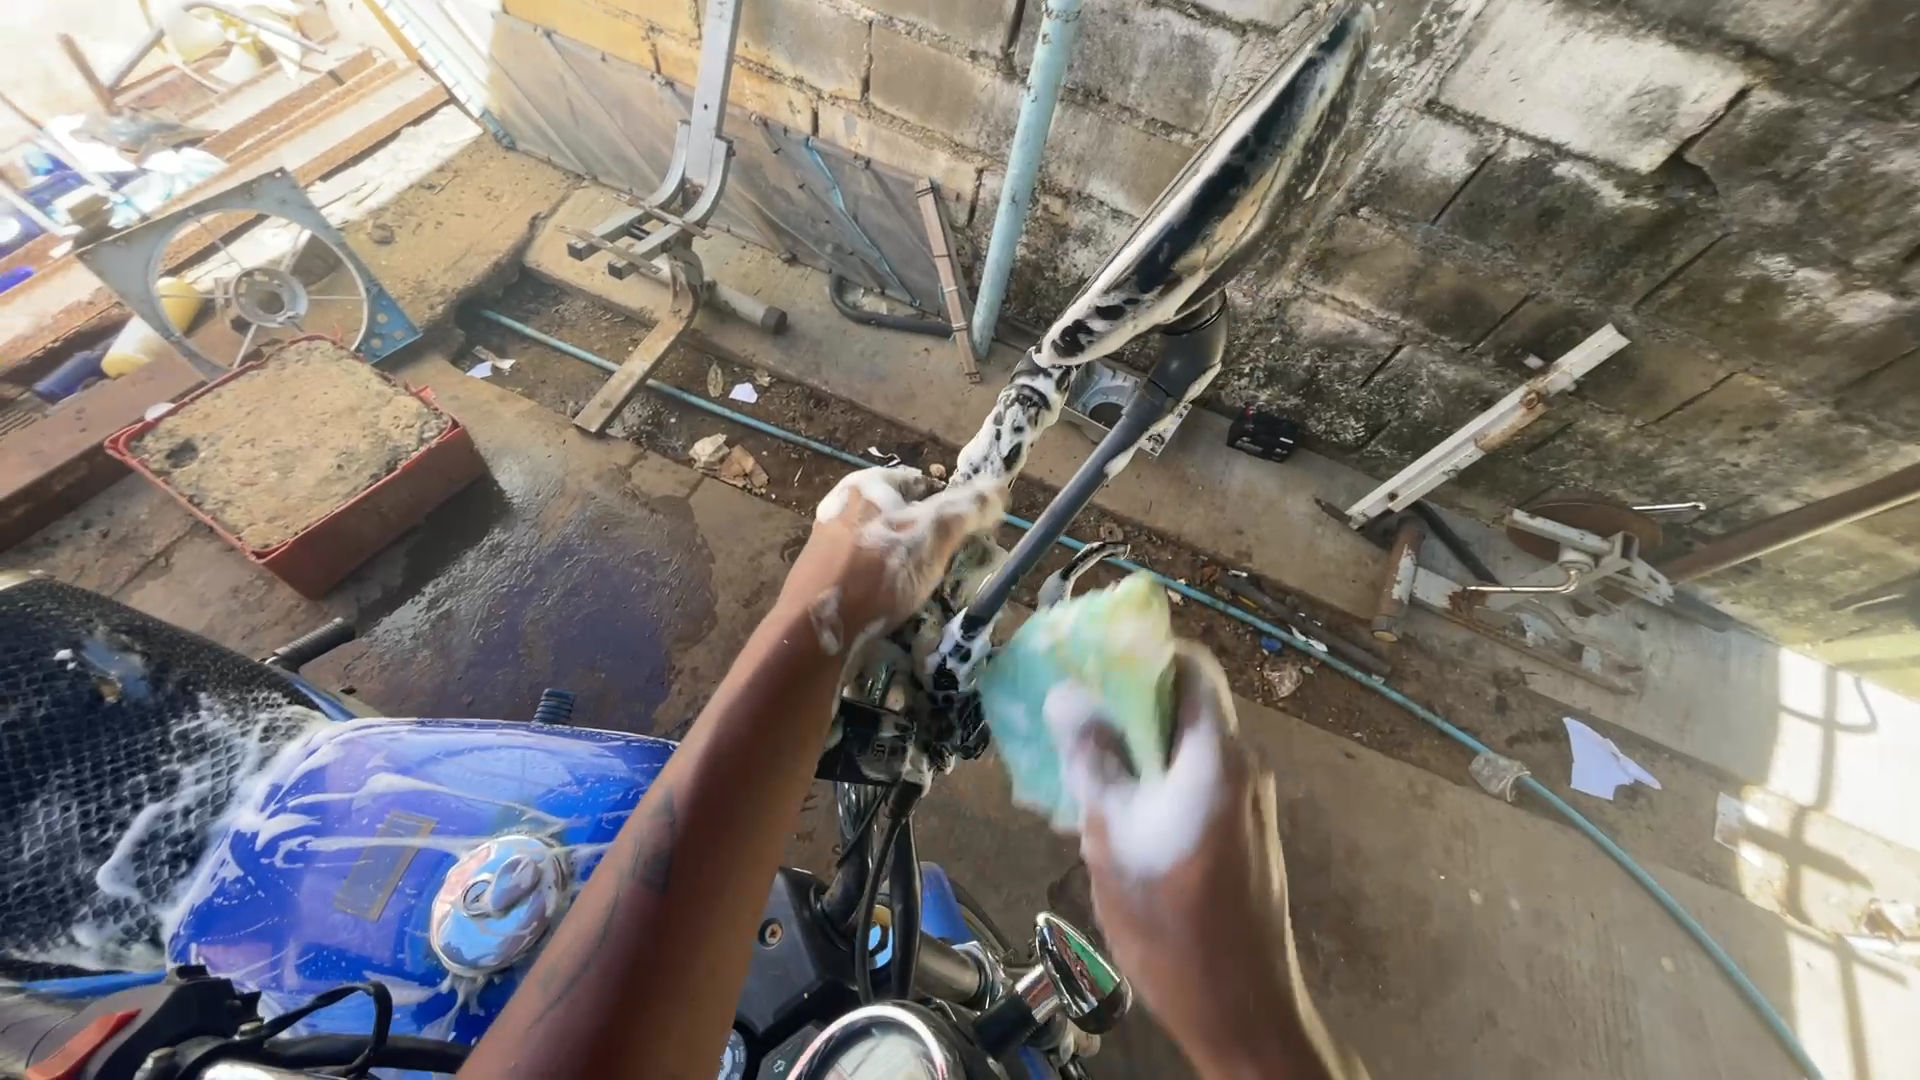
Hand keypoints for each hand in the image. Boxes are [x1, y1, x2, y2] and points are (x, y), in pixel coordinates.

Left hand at [780, 467, 1005, 658]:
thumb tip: (999, 489)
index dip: (950, 504)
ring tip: (927, 589)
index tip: (968, 532)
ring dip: (909, 564)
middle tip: (951, 563)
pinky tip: (896, 605)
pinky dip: (886, 584)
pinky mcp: (824, 577)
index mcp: (867, 485)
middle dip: (929, 538)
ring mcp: (829, 542)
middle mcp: (844, 506)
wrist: (816, 630)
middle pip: (903, 515)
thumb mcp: (933, 535)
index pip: (923, 482)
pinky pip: (867, 572)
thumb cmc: (878, 572)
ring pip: (885, 546)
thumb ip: (967, 510)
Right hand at [1062, 643, 1364, 1079]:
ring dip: (1138, 741)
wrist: (1241, 1011)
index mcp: (1217, 755)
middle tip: (1073, 712)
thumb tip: (1066, 693)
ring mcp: (1249, 798)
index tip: (1093, 660)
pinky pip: (1196, 775)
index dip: (1144, 652)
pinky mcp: (1243, 828)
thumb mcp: (1112, 834)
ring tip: (1084, 762)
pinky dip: (1157, 773)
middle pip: (1185, 703)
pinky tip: (1117, 805)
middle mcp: (1243, 764)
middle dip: (1128, 699)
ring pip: (1186, 742)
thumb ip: (1092, 758)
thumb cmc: (1171, 921)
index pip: (1192, 666)